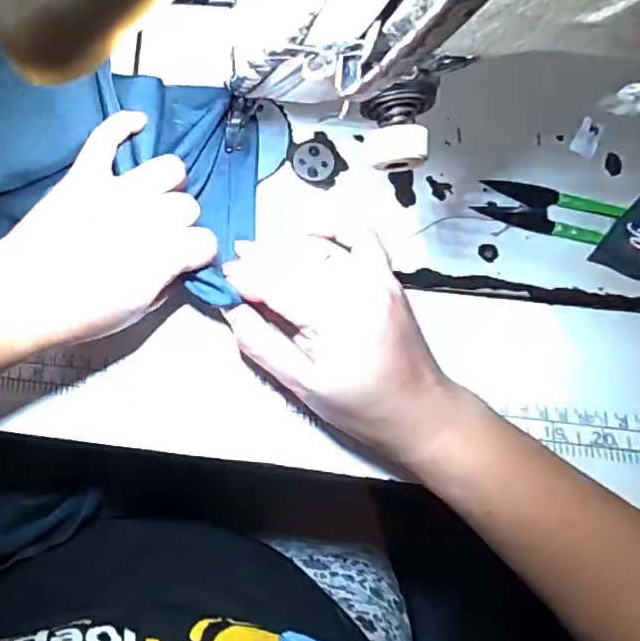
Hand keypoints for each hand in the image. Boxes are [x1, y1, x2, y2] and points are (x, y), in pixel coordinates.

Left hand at [0, 111, 218, 353]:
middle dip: (177, 223)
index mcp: (165, 254)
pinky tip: (137, 123)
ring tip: (145, 199)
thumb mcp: (133, 313)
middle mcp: (149, 215)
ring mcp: (115, 190)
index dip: (194, 254)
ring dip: (163, 184)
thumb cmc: (75, 315)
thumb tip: (176, 266)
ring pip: (168, 167)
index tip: (180, 261)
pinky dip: (123, 125)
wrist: (17, 297)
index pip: (205, 241)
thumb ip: (165, 283)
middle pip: (187, 205)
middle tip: (153, 237)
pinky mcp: (83, 176)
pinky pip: (107, 137)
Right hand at [221, 227, 475, 463]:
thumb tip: (228, 306)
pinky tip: (306, 233)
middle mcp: (359, 291)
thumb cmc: (359, 406)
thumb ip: (260, 342)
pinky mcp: (386, 278)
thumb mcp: (300, 384)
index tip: (217, 277)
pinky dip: (333, 229)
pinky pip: (360, 238)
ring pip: (318, 249)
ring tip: (253, 253)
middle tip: (229, 266)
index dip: (242, 279)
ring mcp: (377, 280)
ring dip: (281, 248)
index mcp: (337, 321)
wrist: (422, 411)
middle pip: (294, 262)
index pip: (276, 285)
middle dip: (256, 261)